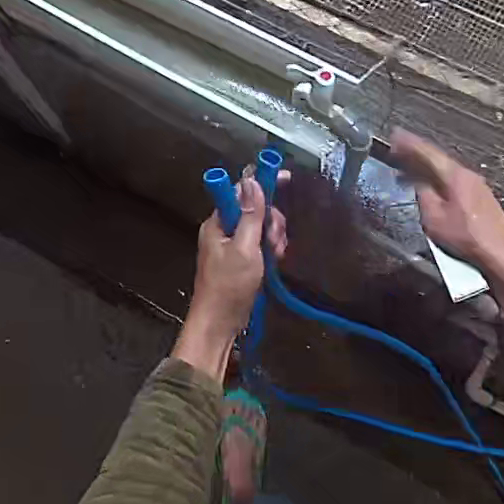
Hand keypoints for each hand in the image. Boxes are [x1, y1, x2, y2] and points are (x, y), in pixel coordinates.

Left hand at [172, 170, 288, 378]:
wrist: (219, 324)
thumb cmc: (229, 287)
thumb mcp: (244, 248)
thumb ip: (250, 216)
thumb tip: (251, 180)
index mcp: (218, 222)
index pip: (240, 190)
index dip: (262, 183)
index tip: (285, 179)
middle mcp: (223, 230)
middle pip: (255, 209)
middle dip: (271, 220)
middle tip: (275, 240)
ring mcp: (232, 246)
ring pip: (261, 227)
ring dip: (273, 237)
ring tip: (275, 255)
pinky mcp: (241, 260)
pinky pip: (260, 245)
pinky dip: (271, 250)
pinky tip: (275, 261)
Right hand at [389, 129, 503, 310]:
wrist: (502, 256)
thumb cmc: (467, 238)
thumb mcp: (434, 218)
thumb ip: (423, 195)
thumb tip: (419, 183)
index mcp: (455, 176)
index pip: (428, 152)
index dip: (409, 143)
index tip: (395, 135)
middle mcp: (468, 175)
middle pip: (438, 158)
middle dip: (416, 153)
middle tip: (398, 149)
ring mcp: (477, 186)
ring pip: (446, 169)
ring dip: (426, 167)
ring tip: (408, 167)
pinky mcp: (481, 198)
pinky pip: (454, 180)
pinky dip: (438, 178)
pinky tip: (430, 185)